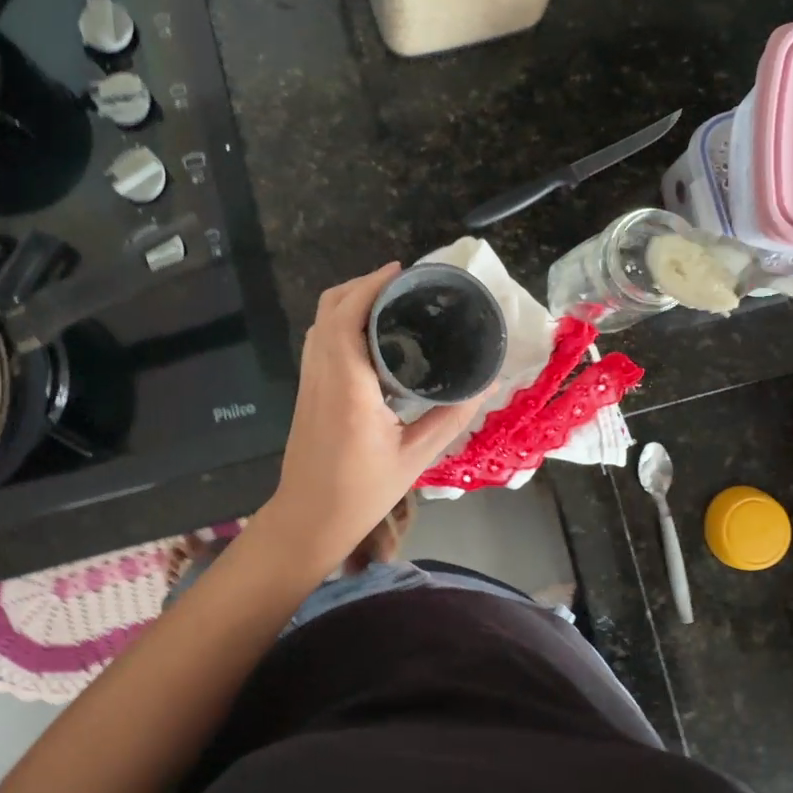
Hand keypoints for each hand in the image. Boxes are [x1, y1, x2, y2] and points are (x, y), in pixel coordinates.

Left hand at [254, 264, 490, 573]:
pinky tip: (372, 338)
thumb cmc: (361, 493)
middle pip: (328, 310)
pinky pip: (320, 343)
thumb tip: (485, 384)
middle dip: (361, 286)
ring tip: (391, 304)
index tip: (401, 272)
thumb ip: (450, 418)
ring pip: (320, 324)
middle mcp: (321, 375)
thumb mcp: (415, 458)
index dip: (370, 286)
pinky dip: (341, 325)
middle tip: (402, 285)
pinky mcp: (307, 393)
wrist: (308, 520)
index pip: (347, 317)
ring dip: (349, 303)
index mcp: (347, 387)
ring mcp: (308, 383)